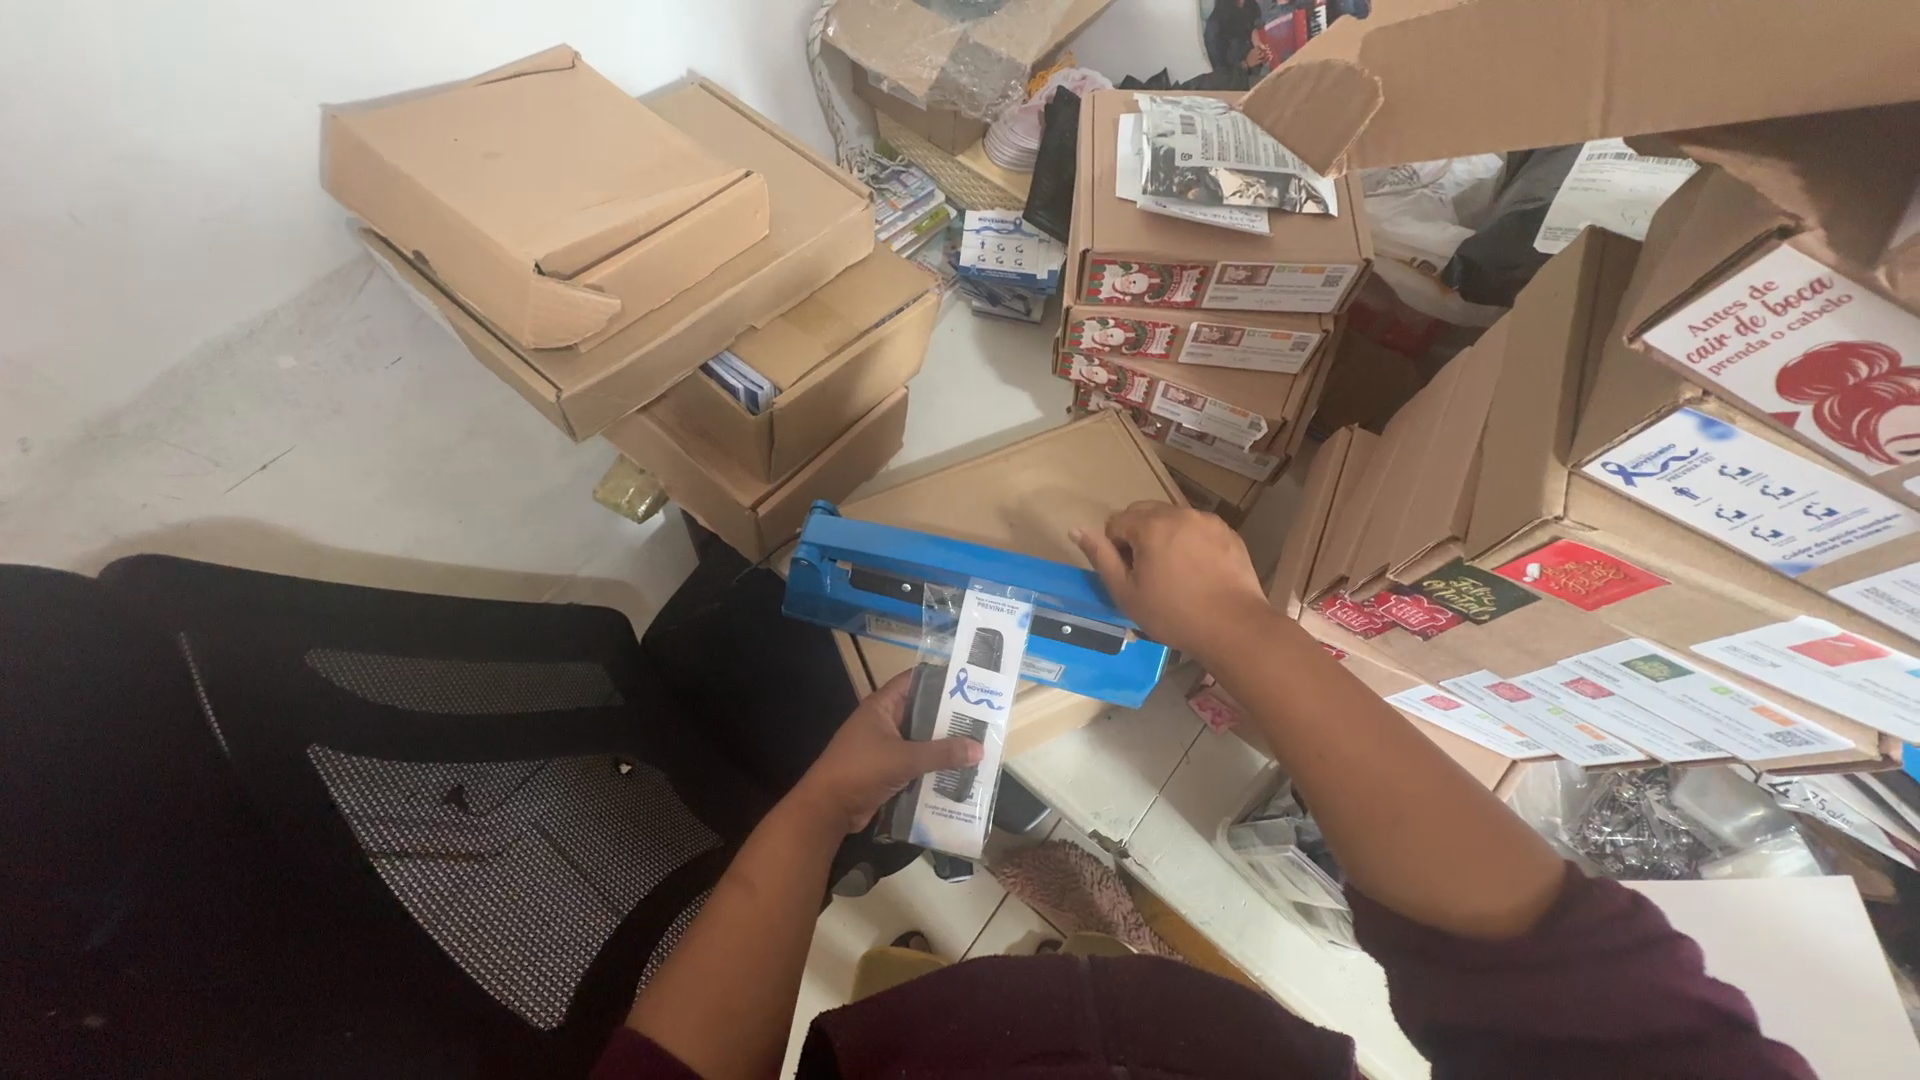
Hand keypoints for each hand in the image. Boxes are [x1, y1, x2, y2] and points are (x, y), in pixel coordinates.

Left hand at [790, 671, 984, 834]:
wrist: (827, 809)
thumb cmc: (860, 770)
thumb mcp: (904, 758)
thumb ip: (941, 753)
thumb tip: (979, 749)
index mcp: (882, 706)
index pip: (913, 681)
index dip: (939, 678)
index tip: (968, 681)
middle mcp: (884, 722)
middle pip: (921, 712)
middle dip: (949, 717)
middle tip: (983, 717)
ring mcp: (885, 747)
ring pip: (920, 740)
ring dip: (943, 745)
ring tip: (978, 745)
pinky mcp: (887, 770)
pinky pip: (916, 763)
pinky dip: (933, 767)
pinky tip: (959, 772)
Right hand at [1072, 502, 1271, 661]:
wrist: (1233, 627)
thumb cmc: (1172, 614)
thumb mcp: (1126, 592)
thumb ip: (1100, 557)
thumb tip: (1076, 529)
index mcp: (1150, 525)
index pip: (1116, 522)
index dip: (1115, 548)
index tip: (1129, 575)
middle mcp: (1178, 513)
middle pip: (1143, 512)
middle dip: (1138, 535)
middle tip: (1147, 572)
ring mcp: (1207, 521)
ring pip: (1171, 518)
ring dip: (1164, 536)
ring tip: (1175, 572)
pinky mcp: (1228, 532)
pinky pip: (1197, 528)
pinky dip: (1190, 541)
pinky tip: (1198, 571)